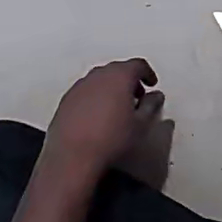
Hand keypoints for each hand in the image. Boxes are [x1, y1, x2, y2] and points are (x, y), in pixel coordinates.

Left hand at [44, 59, 164, 176]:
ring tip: (118, 108)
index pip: (137, 65)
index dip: (147, 73)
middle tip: (137, 96)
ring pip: (100, 79)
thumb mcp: (140, 125)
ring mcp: (79, 87)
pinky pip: (85, 91)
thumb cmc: (111, 139)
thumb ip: (150, 105)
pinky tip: (98, 116)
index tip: (151, 83)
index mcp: (119, 76)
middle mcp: (98, 76)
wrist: (73, 157)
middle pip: (117, 69)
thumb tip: (155, 96)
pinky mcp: (66, 100)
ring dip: (111, 88)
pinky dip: (95, 97)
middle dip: (129, 80)